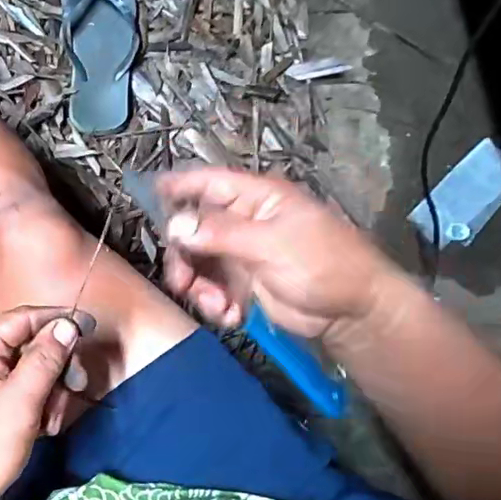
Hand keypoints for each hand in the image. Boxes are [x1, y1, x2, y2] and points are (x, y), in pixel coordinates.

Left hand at [0, 305, 90, 499]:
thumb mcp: (22, 400)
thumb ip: (46, 358)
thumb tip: (68, 324)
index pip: (25, 317)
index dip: (60, 320)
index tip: (92, 329)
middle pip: (32, 341)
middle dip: (58, 366)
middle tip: (76, 388)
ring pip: (34, 367)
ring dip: (52, 391)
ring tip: (49, 421)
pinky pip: (24, 386)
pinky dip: (40, 403)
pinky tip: (42, 427)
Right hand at [158, 168, 411, 345]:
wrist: (352, 314)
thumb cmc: (323, 265)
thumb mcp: (271, 244)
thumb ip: (220, 233)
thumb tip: (175, 225)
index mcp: (255, 199)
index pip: (208, 183)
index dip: (177, 186)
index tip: (147, 194)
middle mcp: (243, 222)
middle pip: (192, 229)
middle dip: (184, 257)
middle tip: (183, 282)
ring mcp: (242, 254)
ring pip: (198, 263)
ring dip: (199, 287)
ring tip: (217, 307)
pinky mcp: (243, 285)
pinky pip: (212, 289)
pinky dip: (215, 304)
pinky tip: (232, 316)